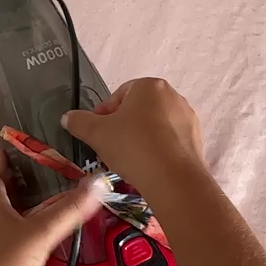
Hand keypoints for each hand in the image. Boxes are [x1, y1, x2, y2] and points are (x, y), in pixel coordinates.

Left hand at [0, 151, 110, 265]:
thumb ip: (69, 210)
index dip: (2, 161)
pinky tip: (34, 232)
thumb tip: (98, 183)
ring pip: (0, 214)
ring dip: (15, 204)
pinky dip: (18, 226)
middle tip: (31, 171)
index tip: (11, 149)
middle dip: (11, 181)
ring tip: (36, 198)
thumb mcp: (41, 232)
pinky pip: (6, 233)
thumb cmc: (7, 260)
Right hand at [61, 77, 207, 199]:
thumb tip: (68, 117)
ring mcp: (188, 117)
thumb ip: (79, 122)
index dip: (104, 115)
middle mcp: (172, 95)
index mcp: (149, 85)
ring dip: (141, 138)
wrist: (174, 180)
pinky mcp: (197, 139)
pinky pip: (170, 141)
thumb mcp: (97, 133)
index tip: (98, 135)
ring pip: (155, 125)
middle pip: (138, 109)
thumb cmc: (133, 147)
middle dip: (123, 127)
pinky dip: (158, 150)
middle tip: (111, 148)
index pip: (119, 95)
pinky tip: (149, 167)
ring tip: (130, 160)